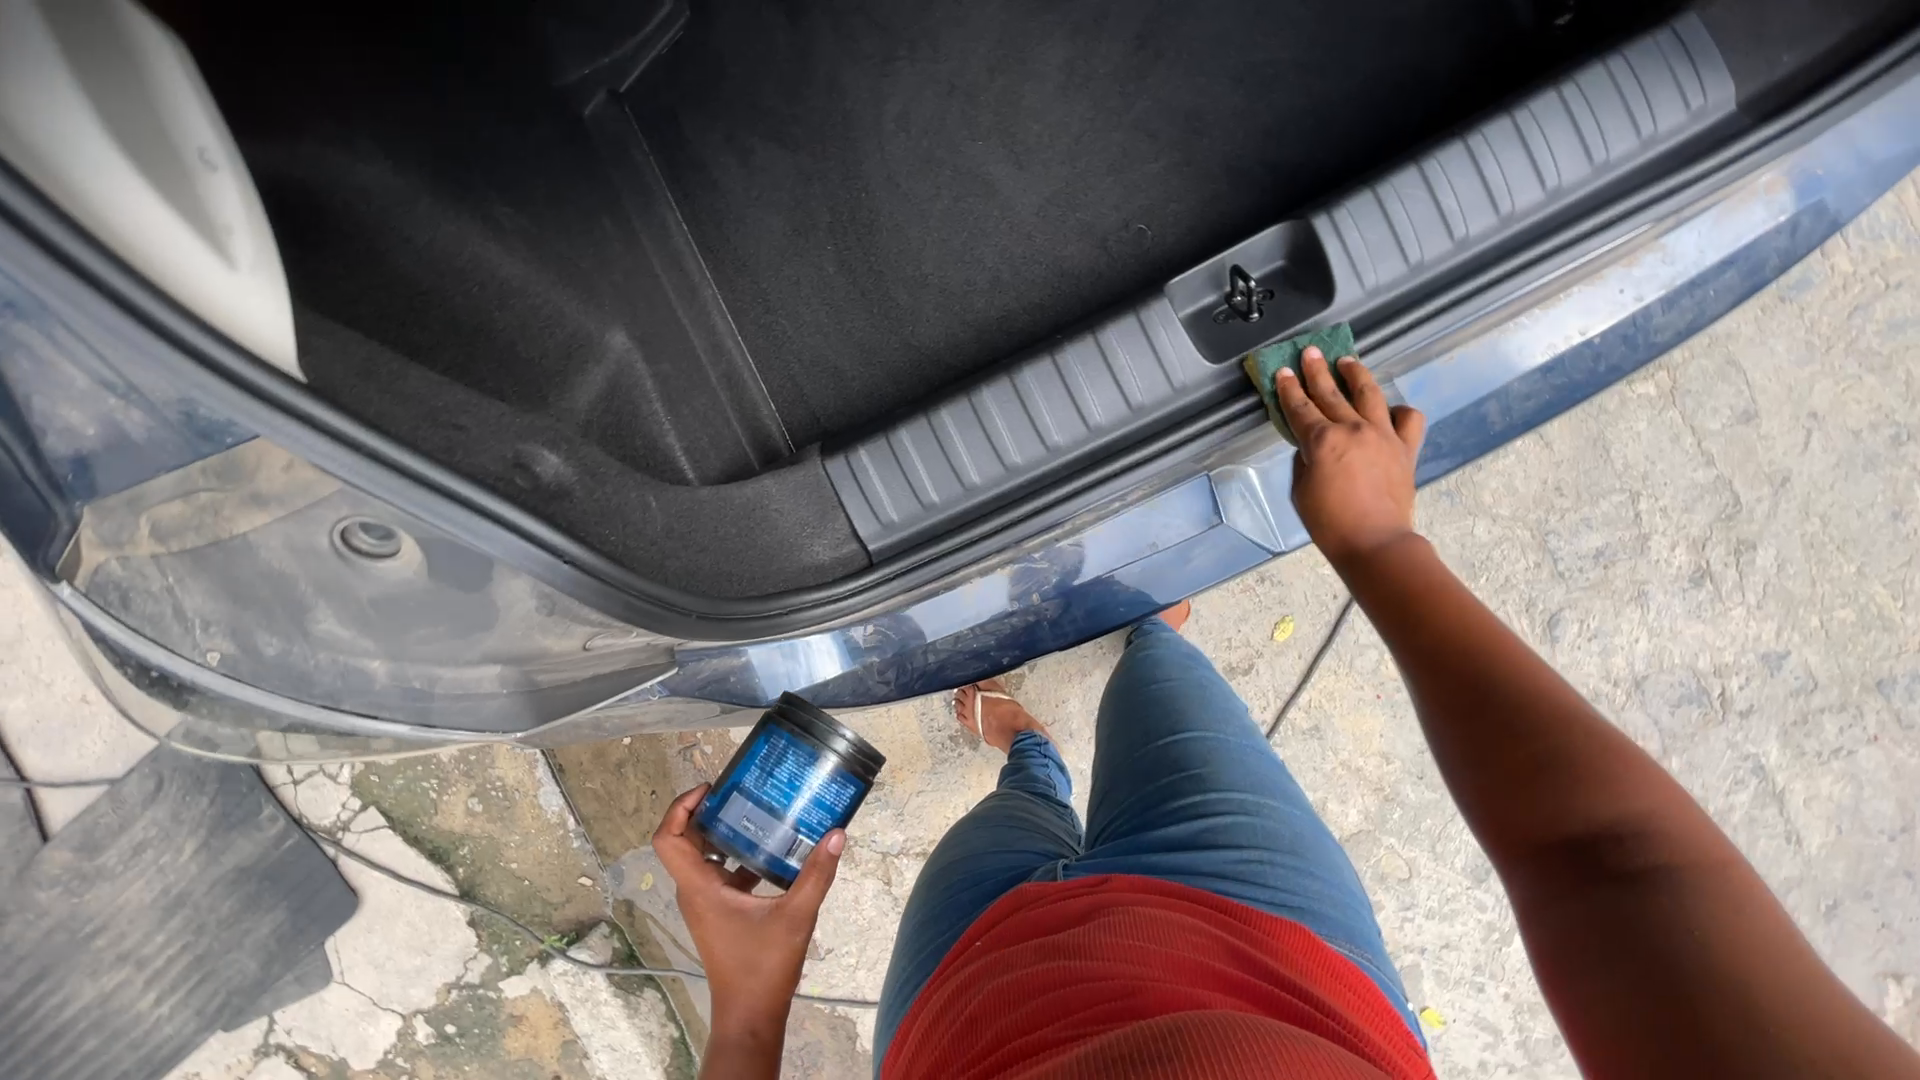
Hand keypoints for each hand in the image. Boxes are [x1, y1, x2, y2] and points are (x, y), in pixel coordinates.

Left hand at [652, 784, 844, 1040]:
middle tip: (741, 791)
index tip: (712, 788)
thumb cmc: (763, 966)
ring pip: (703, 857)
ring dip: (723, 832)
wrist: (751, 1015)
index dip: (681, 807)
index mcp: (700, 888)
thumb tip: (838, 833)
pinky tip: (772, 850)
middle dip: (707, 812)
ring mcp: (706, 903)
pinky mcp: (719, 912)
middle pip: (684, 841)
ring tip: (758, 810)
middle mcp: (695, 892)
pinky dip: (738, 856)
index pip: (669, 839)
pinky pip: (720, 873)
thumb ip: (817, 874)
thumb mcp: (796, 916)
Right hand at [1275, 346, 1426, 567]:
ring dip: (1356, 375)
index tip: (1283, 372)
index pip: (1300, 408)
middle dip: (1316, 371)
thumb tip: (1313, 446)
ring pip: (1370, 394)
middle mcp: (1353, 429)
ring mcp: (1383, 435)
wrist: (1374, 541)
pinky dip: (1398, 410)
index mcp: (1322, 440)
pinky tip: (1388, 409)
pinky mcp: (1405, 448)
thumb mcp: (1300, 489)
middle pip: (1331, 393)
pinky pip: (1408, 418)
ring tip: (1347, 361)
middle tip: (1310, 352)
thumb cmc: (1329, 522)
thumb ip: (1306, 459)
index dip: (1288, 389)